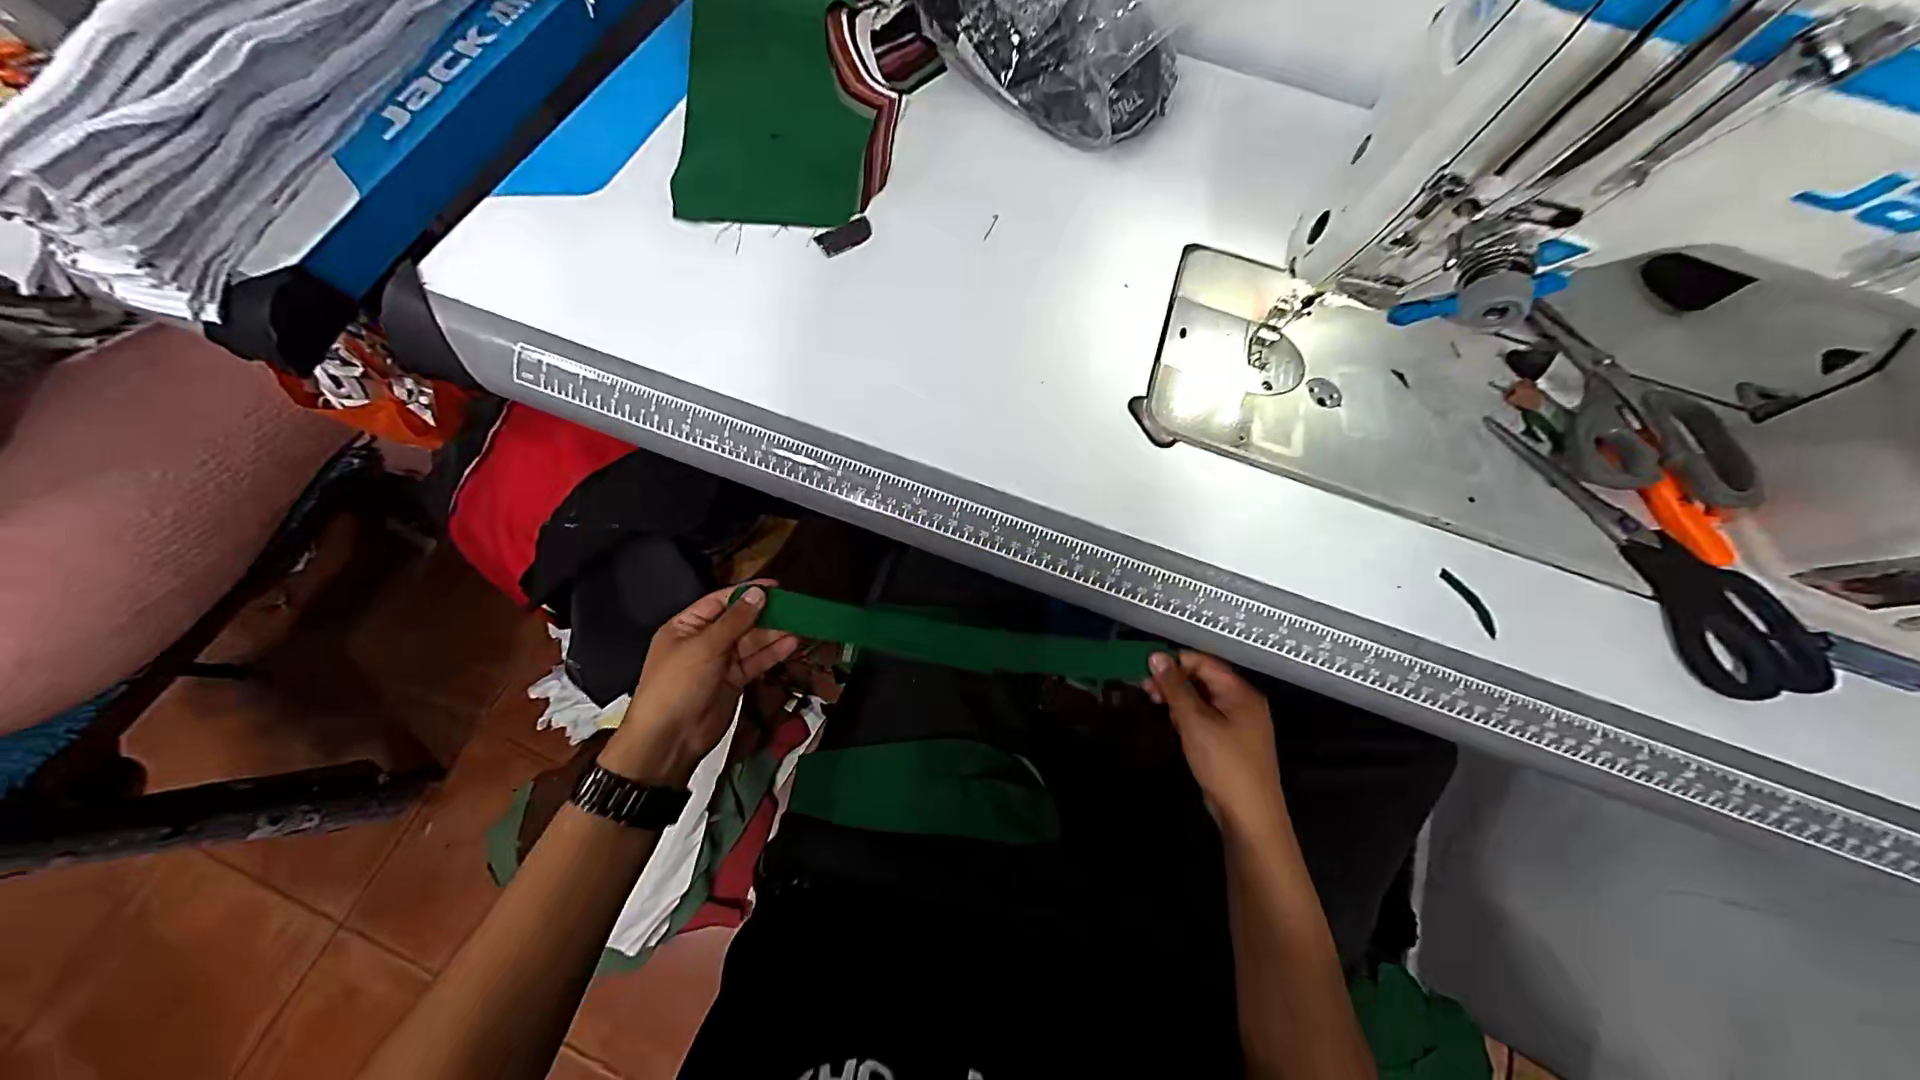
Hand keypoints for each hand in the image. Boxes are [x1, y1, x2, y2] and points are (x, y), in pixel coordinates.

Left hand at [600, 582, 798, 786]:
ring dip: (774, 633)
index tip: (775, 587)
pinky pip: (755, 662)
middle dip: (765, 614)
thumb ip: (735, 620)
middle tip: (795, 606)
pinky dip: (773, 653)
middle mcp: (703, 641)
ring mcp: (719, 662)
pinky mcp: (733, 681)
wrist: (669, 739)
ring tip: (801, 623)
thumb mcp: (704, 647)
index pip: (720, 602)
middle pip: (739, 621)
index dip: (747, 593)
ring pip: (751, 642)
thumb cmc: (677, 686)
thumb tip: (757, 594)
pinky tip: (791, 644)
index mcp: (686, 627)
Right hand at [1144, 651, 1286, 836]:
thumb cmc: (1223, 763)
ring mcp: (1240, 724)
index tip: (1146, 669)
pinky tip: (1174, 724)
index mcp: (1240, 692)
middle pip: (1204, 679)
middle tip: (1145, 689)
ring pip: (1204, 699)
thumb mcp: (1194, 721)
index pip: (1204, 662)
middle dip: (1174, 681)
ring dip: (1179, 699)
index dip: (1175, 662)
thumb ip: (1175, 687)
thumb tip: (1157, 656)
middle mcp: (1244, 703)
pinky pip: (1208, 718)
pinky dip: (1189, 716)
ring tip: (1156, 706)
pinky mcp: (1233, 742)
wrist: (1250, 816)